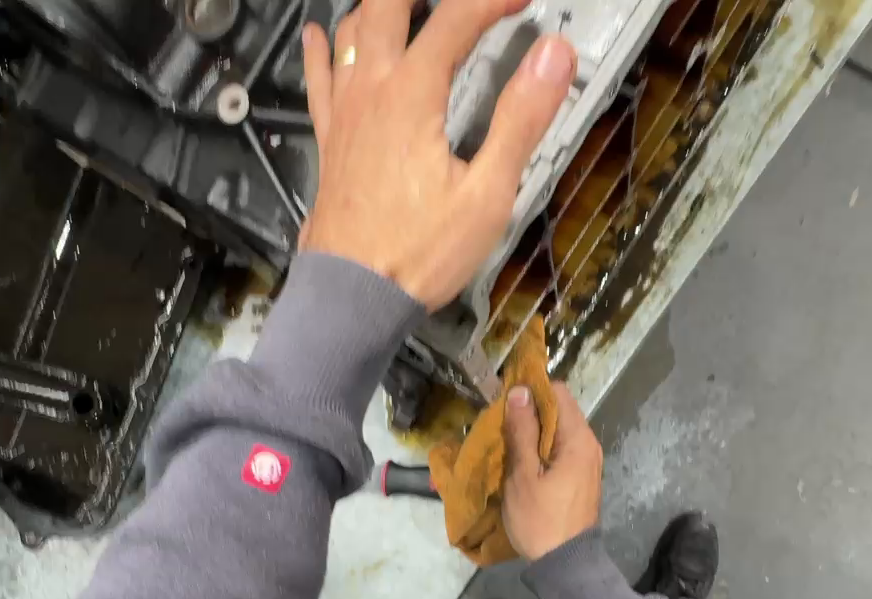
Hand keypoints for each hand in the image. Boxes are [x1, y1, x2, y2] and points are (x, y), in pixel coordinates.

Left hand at [299, 0, 576, 307]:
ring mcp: (343, 115)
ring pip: (351, 31)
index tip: (524, 0)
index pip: (457, 17)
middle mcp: (371, 92)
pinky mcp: (329, 144)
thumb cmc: (418, 255)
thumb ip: (520, 121)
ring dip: (379, 7)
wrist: (354, 297)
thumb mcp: (486, 196)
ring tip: (406, 5)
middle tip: (458, 1)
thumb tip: (553, 58)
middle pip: (388, 3)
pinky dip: (321, 50)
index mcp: (413, 96)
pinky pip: (318, 80)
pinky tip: (319, 35)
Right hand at [502, 382, 601, 559]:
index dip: (531, 392)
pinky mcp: (580, 477)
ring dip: (532, 433)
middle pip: (558, 411)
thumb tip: (519, 391)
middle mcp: (588, 444)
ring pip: (558, 432)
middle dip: (529, 413)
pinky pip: (560, 451)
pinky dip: (541, 450)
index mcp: (578, 439)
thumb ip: (522, 431)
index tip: (505, 402)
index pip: (558, 393)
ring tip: (506, 445)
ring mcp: (587, 462)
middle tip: (500, 426)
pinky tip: (521, 462)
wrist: (565, 564)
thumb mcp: (523, 475)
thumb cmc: (541, 520)